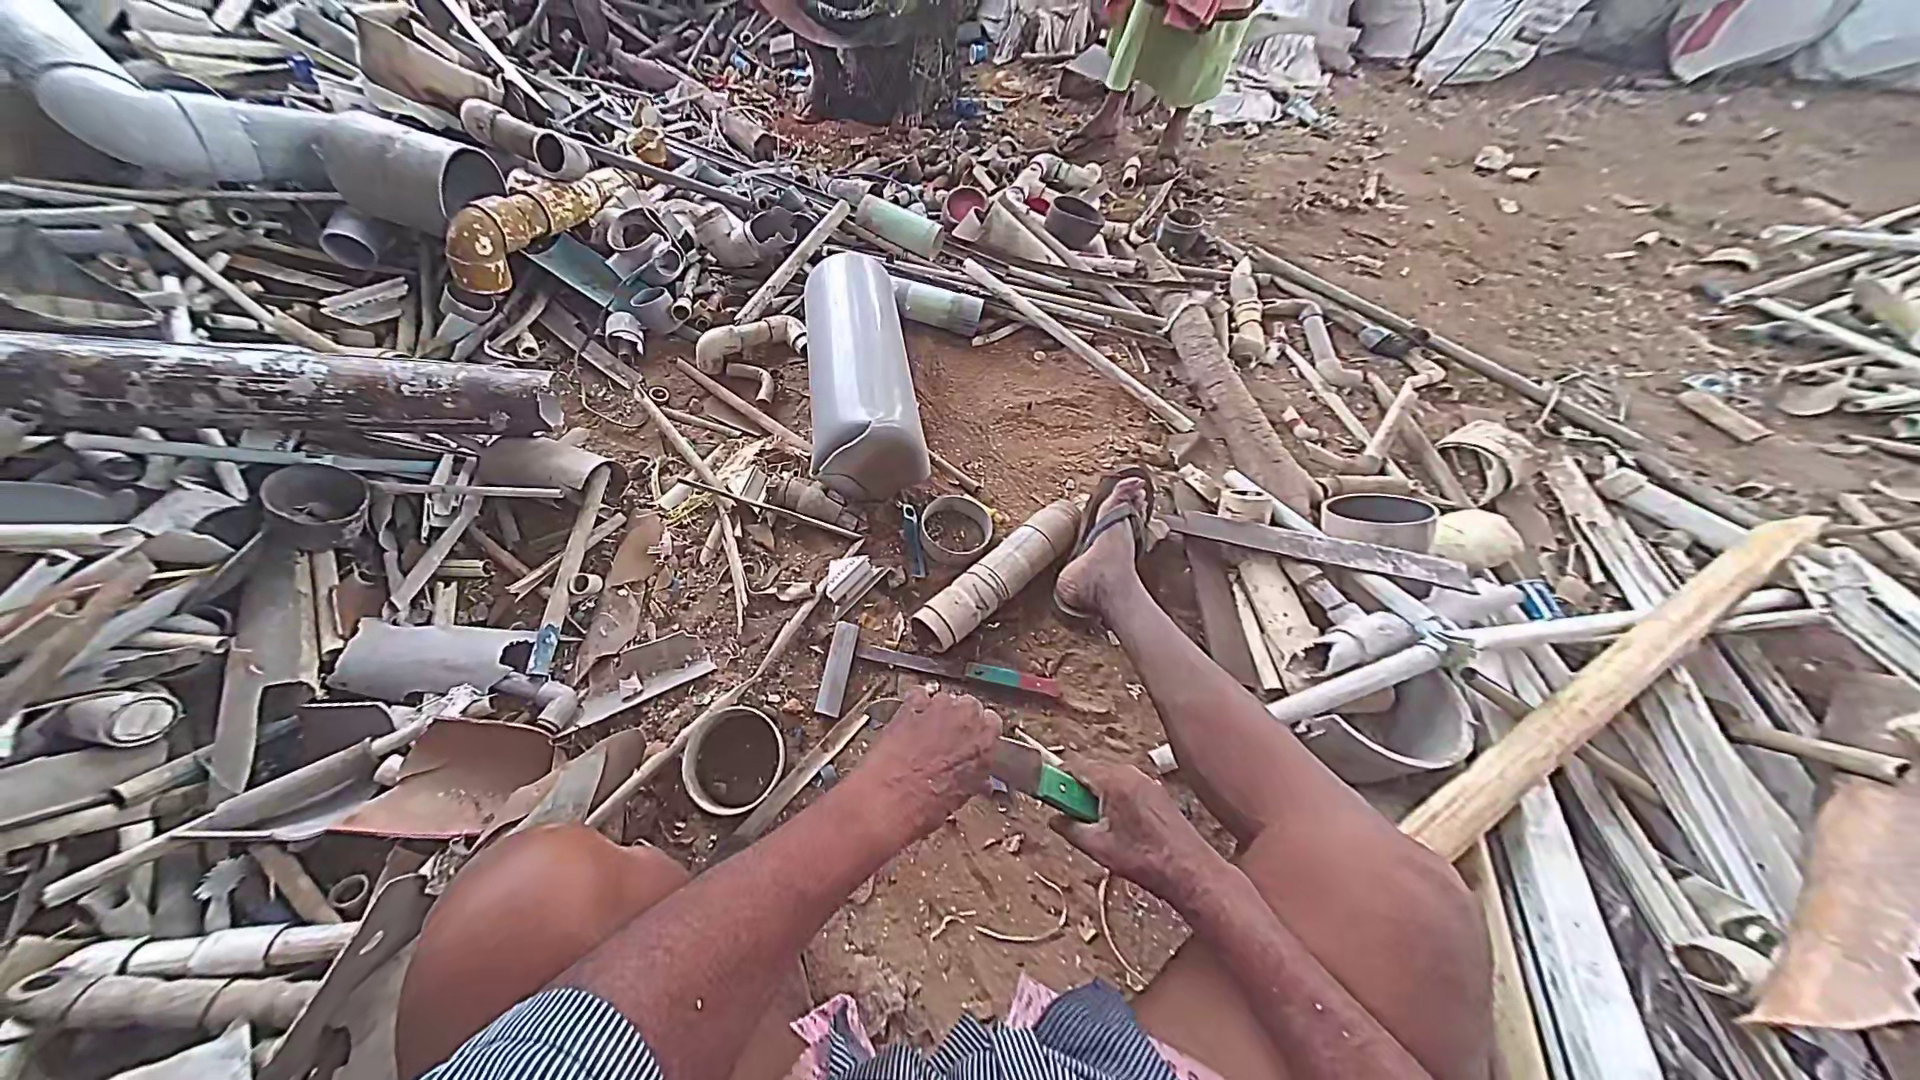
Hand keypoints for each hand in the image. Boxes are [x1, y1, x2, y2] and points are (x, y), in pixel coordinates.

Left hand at [855, 687, 999, 835]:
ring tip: (923, 732)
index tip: (970, 737)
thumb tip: (975, 777)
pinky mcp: (913, 704)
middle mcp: (967, 720)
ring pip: (944, 699)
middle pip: (969, 706)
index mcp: (984, 743)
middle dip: (959, 718)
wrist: (888, 800)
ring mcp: (939, 708)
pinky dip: (914, 705)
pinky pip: (918, 695)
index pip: (992, 723)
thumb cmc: (922, 807)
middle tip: (945, 736)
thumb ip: (974, 775)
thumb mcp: (961, 797)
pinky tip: (908, 721)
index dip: (978, 730)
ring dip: (937, 711)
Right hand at [1049, 758, 1219, 901]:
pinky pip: (1124, 785)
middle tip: (1074, 817)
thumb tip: (1053, 819)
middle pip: (1091, 769)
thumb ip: (1070, 828)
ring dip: (1096, 796)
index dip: (1058, 779)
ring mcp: (1145, 780)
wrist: (1192, 872)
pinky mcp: (1155, 791)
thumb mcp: (1098, 848)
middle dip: (1077, 790)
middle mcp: (1130, 773)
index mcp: (1114, 781)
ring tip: (1099, 826)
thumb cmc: (1147, 861)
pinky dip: (1113, 798)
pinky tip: (1119, 826)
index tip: (1049, 795)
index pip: (1074, 765)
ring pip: (1108, 778)